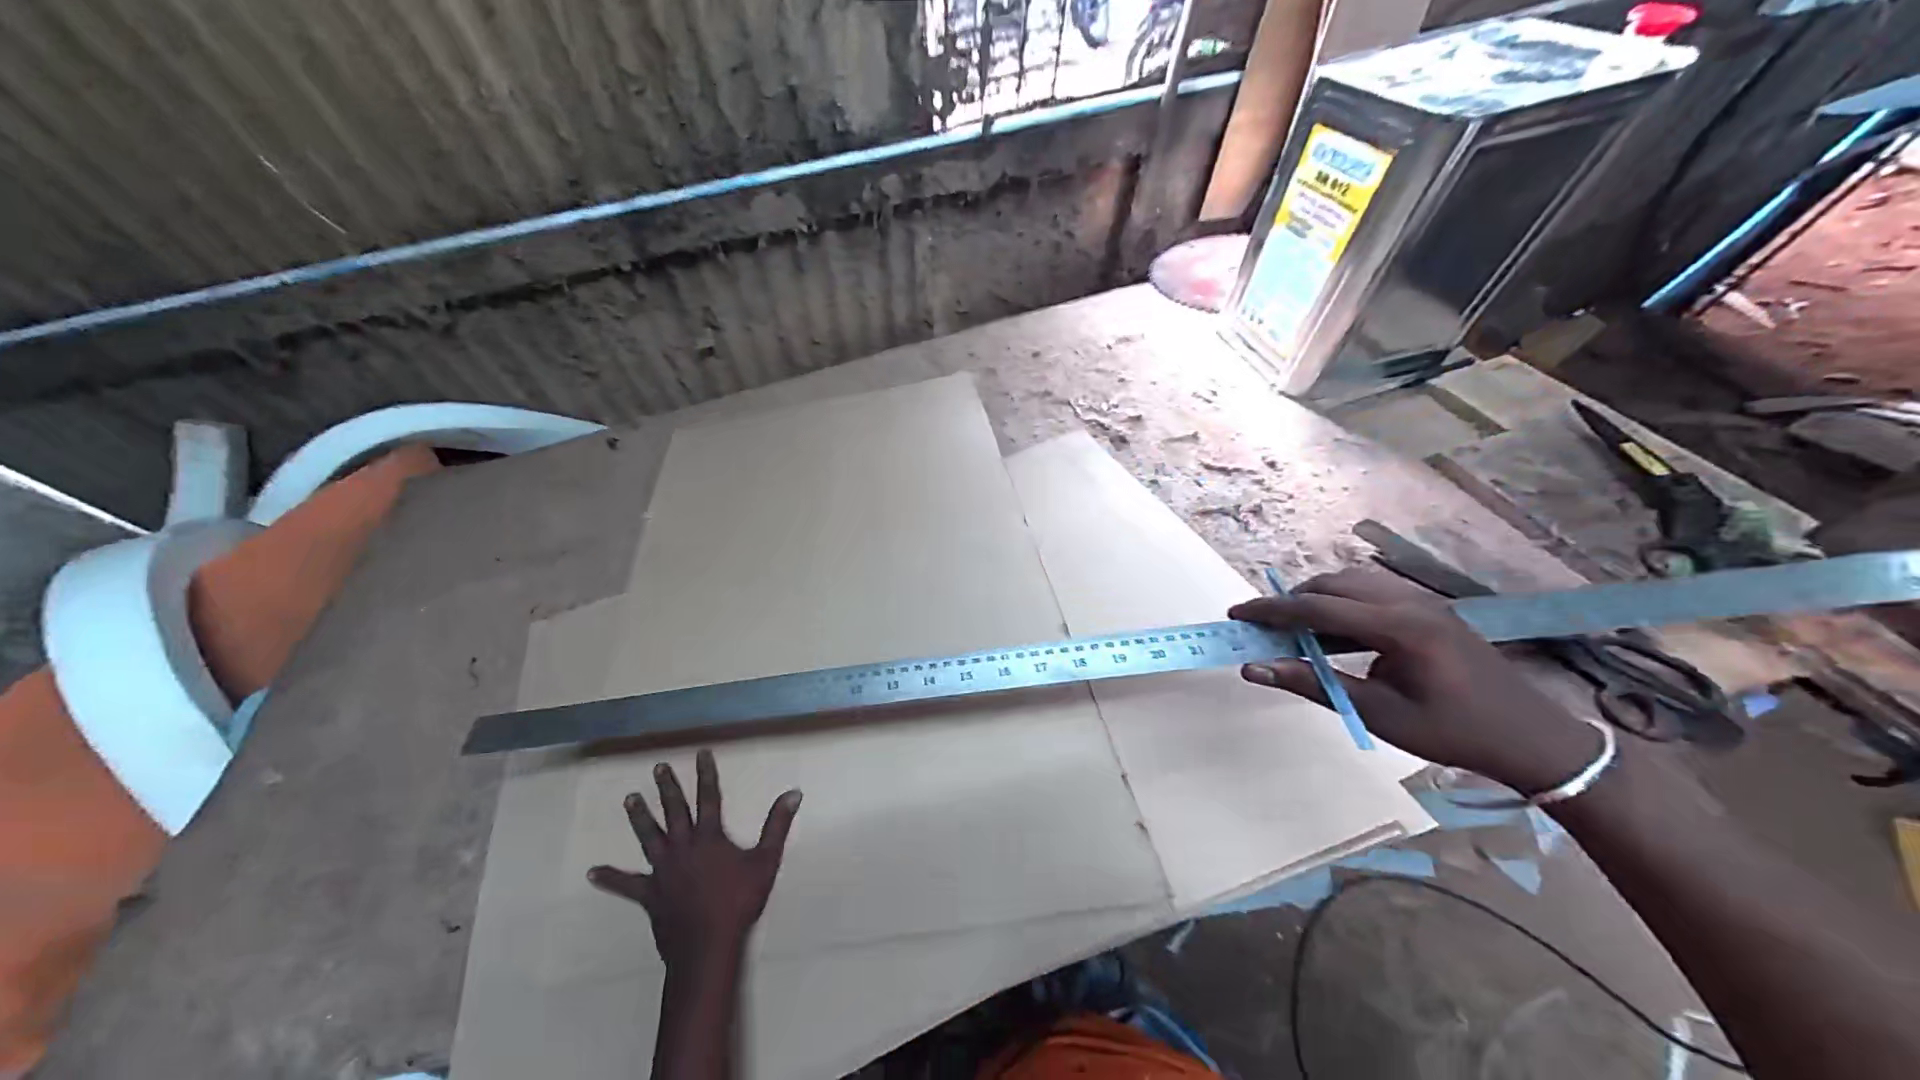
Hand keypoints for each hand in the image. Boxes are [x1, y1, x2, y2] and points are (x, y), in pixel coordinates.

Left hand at [587, 749, 801, 968]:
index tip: (700, 753)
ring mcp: (663, 869)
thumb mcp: (766, 860)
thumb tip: (794, 792)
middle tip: (657, 768)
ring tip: (629, 798)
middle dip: (667, 788)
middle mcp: (683, 846)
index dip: (706, 774)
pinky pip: (626, 884)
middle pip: (674, 810)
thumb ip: (778, 825)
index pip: (709, 797)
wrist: (707, 944)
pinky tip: (592, 871)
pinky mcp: (650, 893)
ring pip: (649, 836)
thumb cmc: (740, 901)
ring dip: (640, 817)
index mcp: (710, 837)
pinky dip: (610, 877)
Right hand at [1228, 568, 1603, 794]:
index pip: (1318, 608)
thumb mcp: (1376, 713)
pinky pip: (1373, 591)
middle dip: (1290, 601)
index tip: (1237, 614)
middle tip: (1261, 625)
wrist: (1531, 738)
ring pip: (1352, 582)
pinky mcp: (1431, 608)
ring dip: (1316, 598)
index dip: (1271, 610)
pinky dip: (1341, 602)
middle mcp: (1410, 602)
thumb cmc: (1451, 732)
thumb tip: (1255, 669)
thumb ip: (1312, 684)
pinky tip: (1334, 630)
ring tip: (1292, 627)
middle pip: (1331, 585)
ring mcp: (1424, 601)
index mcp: (1399, 627)